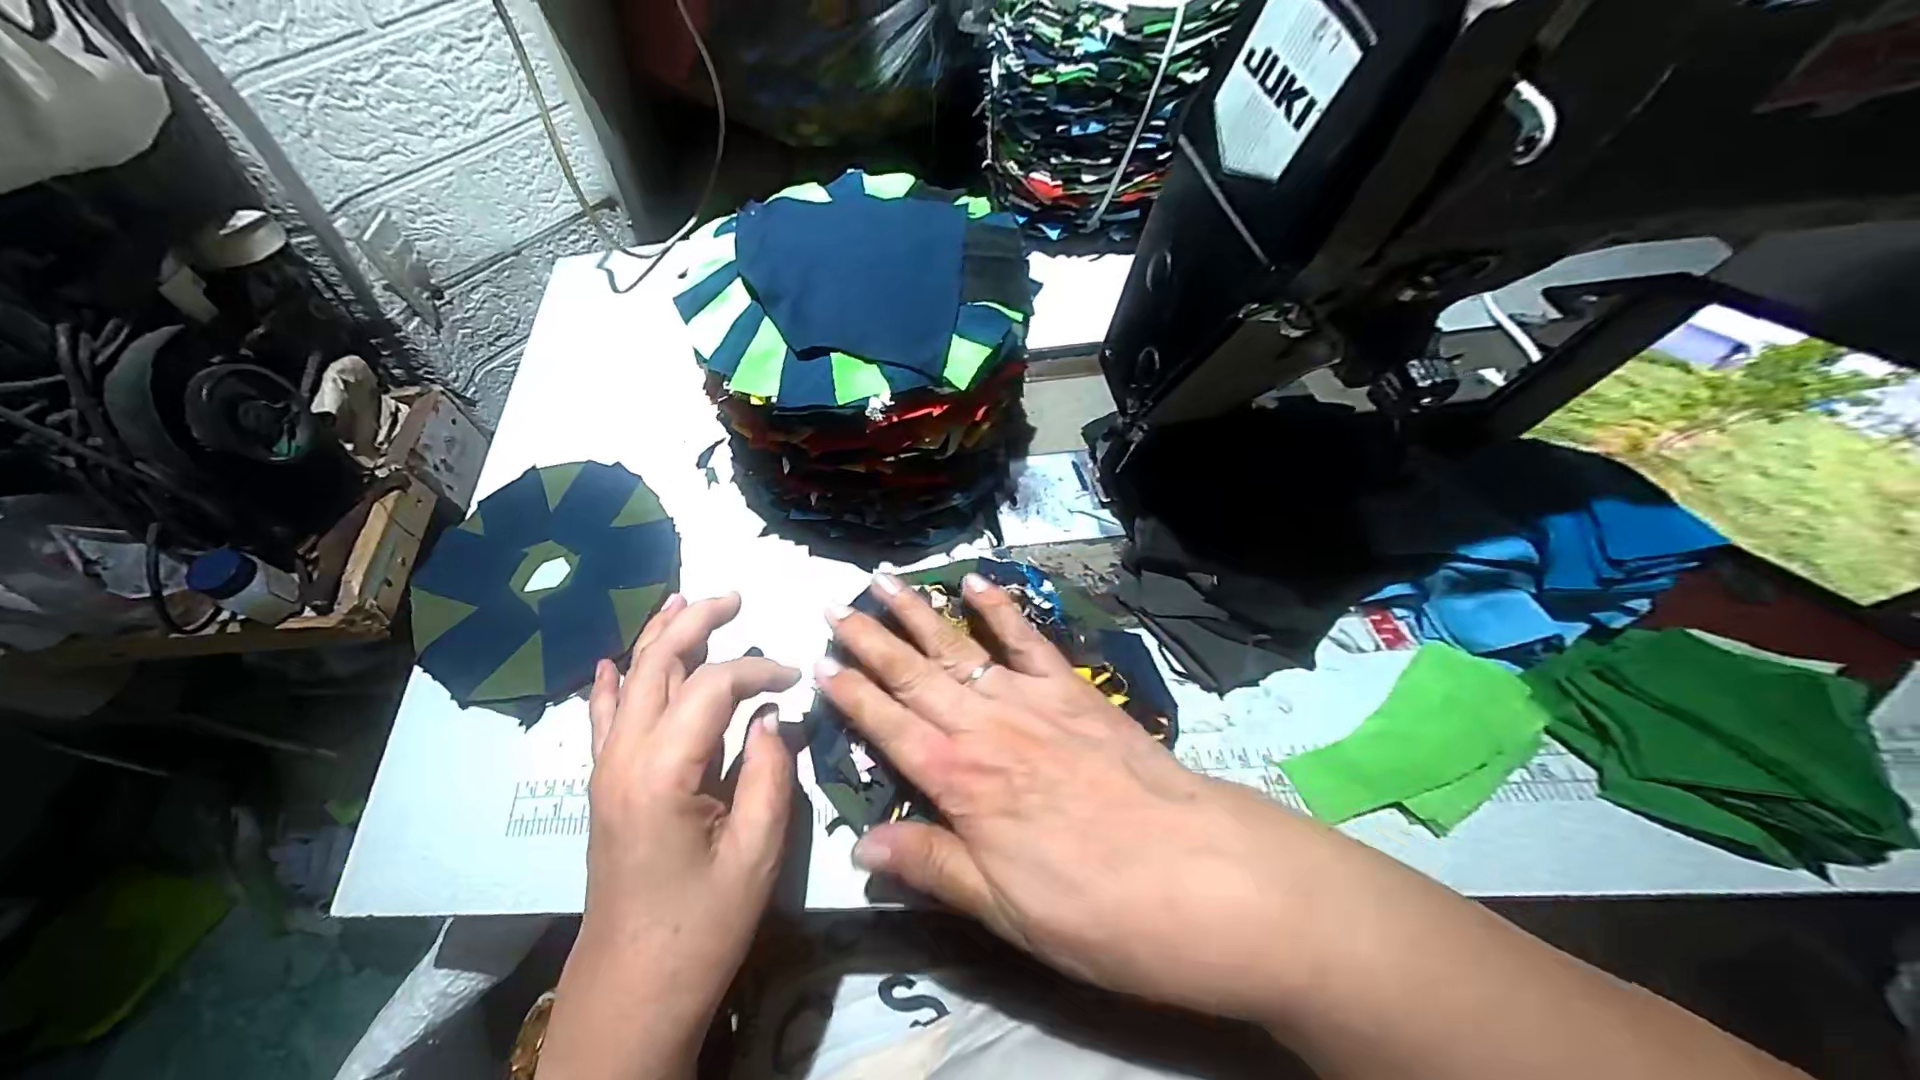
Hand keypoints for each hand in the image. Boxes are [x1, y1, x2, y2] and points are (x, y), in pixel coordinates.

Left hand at [540, 593, 799, 1079]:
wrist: (633, 988)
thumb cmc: (703, 924)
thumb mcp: (757, 851)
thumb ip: (767, 771)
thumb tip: (770, 716)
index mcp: (663, 770)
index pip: (714, 685)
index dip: (759, 668)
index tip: (796, 679)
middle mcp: (625, 757)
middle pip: (657, 664)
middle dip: (695, 621)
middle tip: (735, 596)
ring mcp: (607, 770)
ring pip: (628, 681)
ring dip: (657, 637)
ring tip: (683, 600)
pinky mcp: (605, 786)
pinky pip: (603, 719)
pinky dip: (612, 683)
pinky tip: (614, 661)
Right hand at [815, 572, 1346, 1024]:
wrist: (1200, 875)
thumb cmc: (1095, 908)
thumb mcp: (1003, 909)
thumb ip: (931, 865)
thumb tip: (861, 844)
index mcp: (959, 781)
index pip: (887, 727)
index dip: (851, 695)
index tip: (820, 663)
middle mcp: (986, 728)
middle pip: (914, 675)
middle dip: (870, 640)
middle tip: (834, 605)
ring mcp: (1032, 701)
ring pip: (961, 648)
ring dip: (919, 614)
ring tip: (885, 581)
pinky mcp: (1076, 691)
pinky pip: (1030, 640)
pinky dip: (1002, 609)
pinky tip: (977, 584)